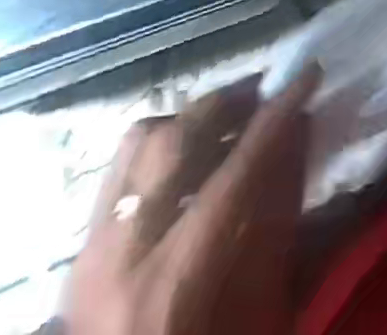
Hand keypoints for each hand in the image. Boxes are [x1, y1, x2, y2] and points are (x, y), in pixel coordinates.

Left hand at [62, 66, 319, 334]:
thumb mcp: (262, 314)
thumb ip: (279, 224)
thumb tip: (297, 137)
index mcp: (172, 286)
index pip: (232, 178)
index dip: (274, 121)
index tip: (306, 75)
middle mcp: (121, 254)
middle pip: (172, 143)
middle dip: (226, 103)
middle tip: (266, 89)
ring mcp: (91, 246)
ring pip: (138, 141)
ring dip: (191, 116)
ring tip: (231, 116)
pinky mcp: (80, 244)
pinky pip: (121, 164)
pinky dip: (162, 140)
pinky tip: (191, 148)